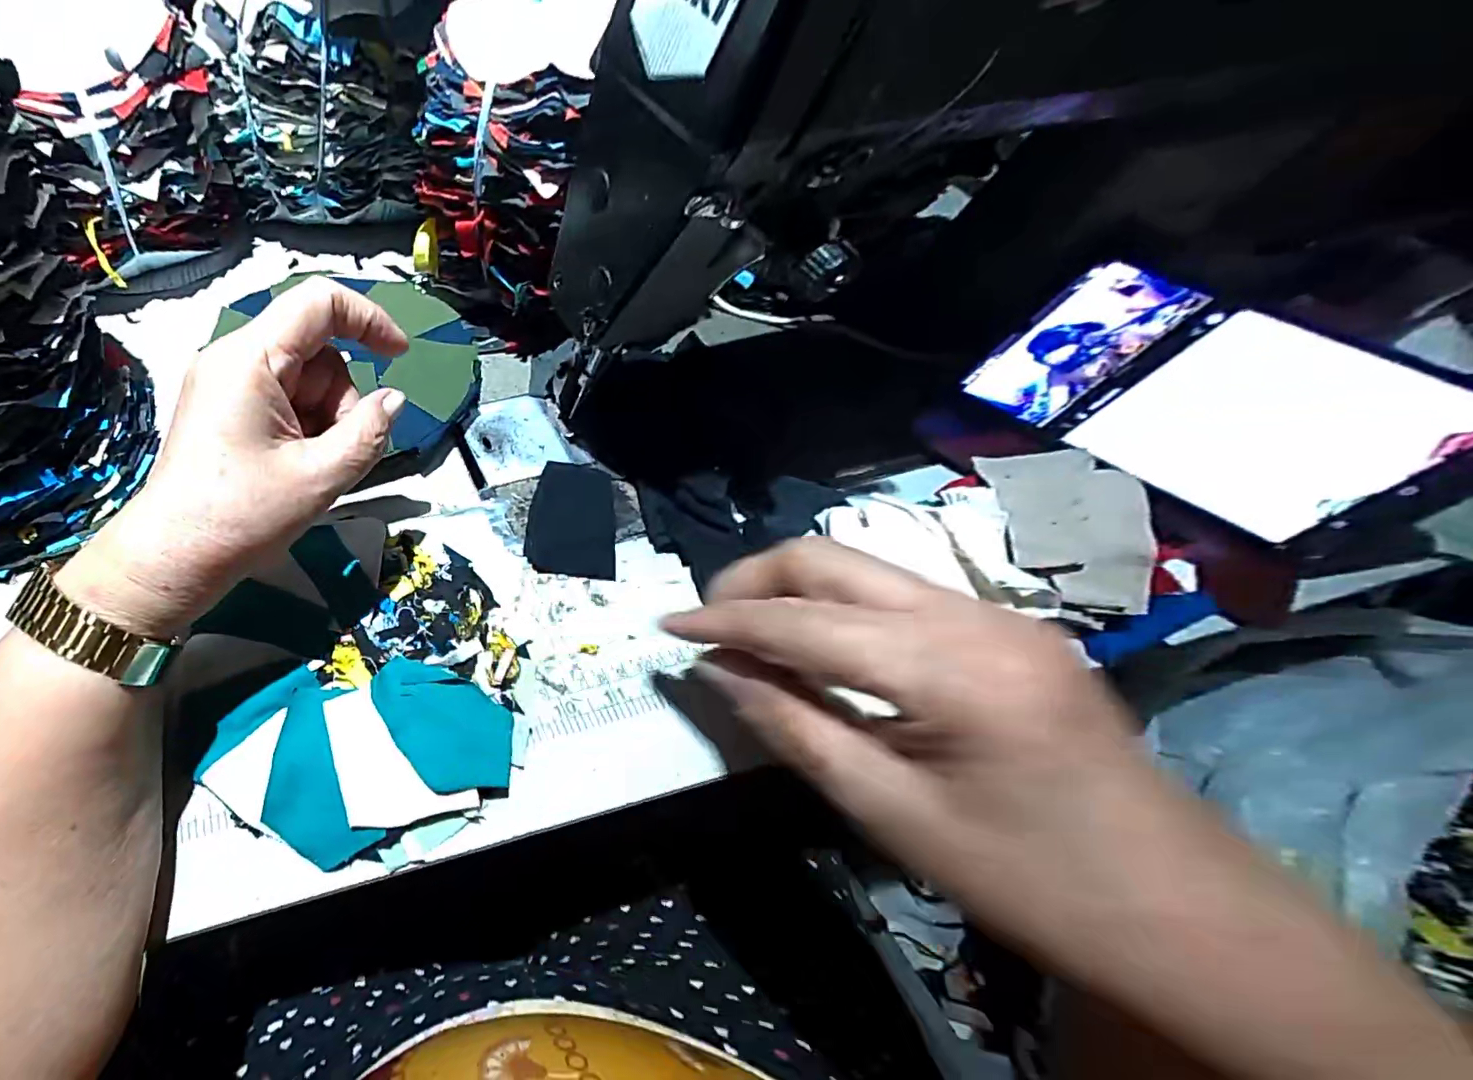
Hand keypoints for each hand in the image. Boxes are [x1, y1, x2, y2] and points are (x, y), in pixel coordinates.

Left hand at [57, 278, 408, 638]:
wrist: (175, 558)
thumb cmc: (240, 516)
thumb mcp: (320, 476)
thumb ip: (369, 432)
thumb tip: (395, 401)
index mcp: (250, 360)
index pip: (320, 303)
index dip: (369, 319)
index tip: (399, 355)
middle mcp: (234, 360)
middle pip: (318, 353)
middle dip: (342, 400)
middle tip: (332, 455)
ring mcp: (229, 385)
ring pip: (307, 381)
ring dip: (327, 420)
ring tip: (311, 469)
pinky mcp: (228, 410)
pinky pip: (287, 402)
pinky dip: (307, 429)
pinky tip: (297, 467)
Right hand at [661, 538, 1199, 960]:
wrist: (1192, 916)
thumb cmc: (1030, 880)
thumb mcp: (887, 811)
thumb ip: (791, 725)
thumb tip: (717, 672)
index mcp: (948, 666)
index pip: (800, 620)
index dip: (722, 620)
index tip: (666, 627)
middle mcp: (971, 614)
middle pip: (828, 559)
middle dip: (751, 582)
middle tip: (706, 625)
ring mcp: (995, 614)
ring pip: (859, 568)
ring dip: (790, 592)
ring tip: (747, 636)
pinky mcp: (1004, 628)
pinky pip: (892, 596)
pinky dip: (834, 611)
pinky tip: (813, 648)